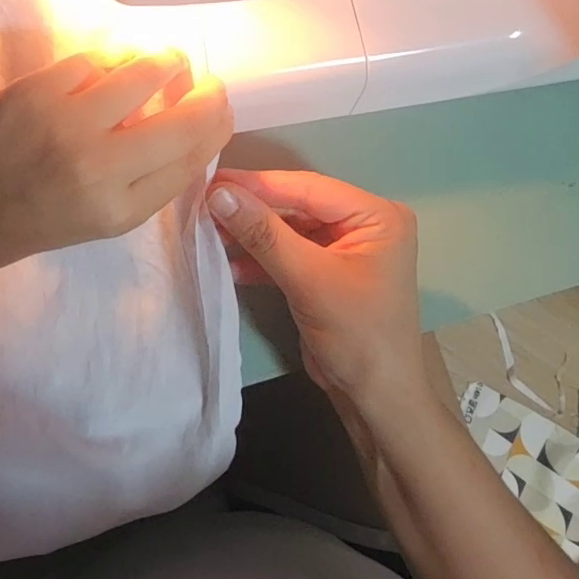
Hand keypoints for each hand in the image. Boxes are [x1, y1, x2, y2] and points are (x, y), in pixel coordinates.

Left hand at [0, 49, 232, 282]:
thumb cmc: (37, 220)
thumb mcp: (106, 217)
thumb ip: (152, 176)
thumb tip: (192, 122)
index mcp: (123, 208)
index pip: (195, 154)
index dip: (217, 121)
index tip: (216, 105)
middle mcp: (102, 167)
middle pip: (186, 116)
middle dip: (206, 91)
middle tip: (199, 79)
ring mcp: (67, 123)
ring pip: (143, 72)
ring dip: (164, 61)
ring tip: (165, 62)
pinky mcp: (35, 91)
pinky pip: (95, 59)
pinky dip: (112, 60)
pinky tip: (111, 69)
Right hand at [207, 169, 431, 403]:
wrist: (375, 400)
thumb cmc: (357, 334)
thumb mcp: (309, 279)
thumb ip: (263, 233)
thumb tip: (219, 193)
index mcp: (375, 215)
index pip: (307, 188)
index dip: (259, 184)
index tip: (212, 179)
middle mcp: (361, 223)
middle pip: (295, 205)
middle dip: (251, 208)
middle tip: (203, 200)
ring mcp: (342, 247)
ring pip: (286, 228)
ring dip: (250, 232)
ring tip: (207, 228)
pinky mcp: (323, 271)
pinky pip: (286, 252)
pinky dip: (258, 257)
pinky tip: (227, 262)